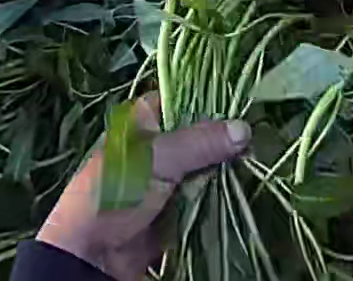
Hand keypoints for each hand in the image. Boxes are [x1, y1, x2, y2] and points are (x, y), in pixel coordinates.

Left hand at [37, 97, 250, 280]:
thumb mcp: (158, 158)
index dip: (212, 100)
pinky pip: (202, 198)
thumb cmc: (117, 188)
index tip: (245, 103)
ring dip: (225, 171)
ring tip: (261, 162)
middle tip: (259, 138)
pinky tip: (246, 191)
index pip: (184, 97)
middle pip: (198, 135)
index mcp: (145, 118)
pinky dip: (219, 198)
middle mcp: (157, 143)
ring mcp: (166, 178)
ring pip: (204, 167)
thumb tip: (244, 127)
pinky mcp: (174, 210)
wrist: (91, 255)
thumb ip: (200, 143)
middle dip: (224, 140)